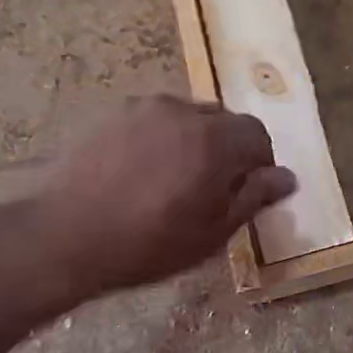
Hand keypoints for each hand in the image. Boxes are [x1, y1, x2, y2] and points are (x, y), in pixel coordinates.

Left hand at [31, 96, 296, 294]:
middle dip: (228, 150)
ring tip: (173, 180)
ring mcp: (144, 108)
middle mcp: (182, 112)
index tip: (246, 192)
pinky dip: (163, 138)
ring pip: (189, 117)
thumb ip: (253, 197)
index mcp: (214, 140)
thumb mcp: (212, 232)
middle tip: (211, 189)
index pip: (257, 135)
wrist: (64, 236)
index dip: (259, 163)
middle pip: (224, 121)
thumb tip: (287, 177)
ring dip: (196, 141)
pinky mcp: (113, 113)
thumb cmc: (148, 244)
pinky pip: (156, 119)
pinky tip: (143, 171)